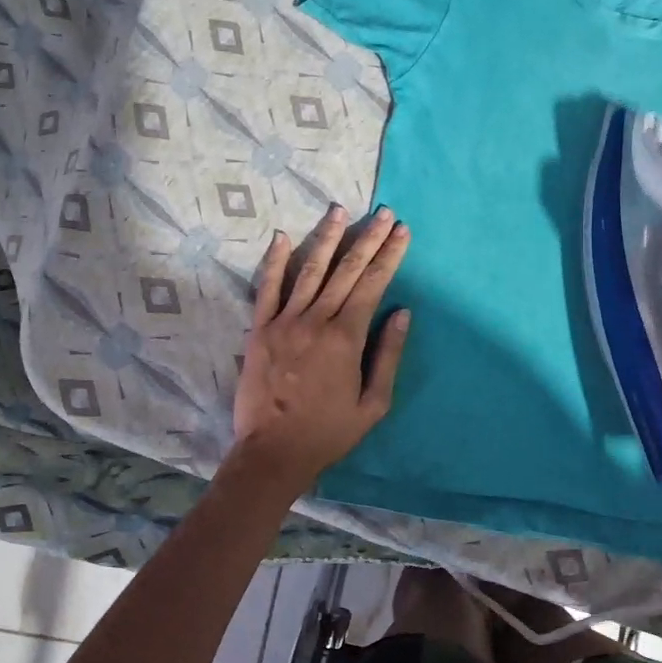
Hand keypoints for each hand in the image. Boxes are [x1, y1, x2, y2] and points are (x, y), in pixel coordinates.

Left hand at [230, 205, 411, 489]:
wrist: (272, 453)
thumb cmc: (329, 432)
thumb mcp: (373, 403)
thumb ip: (388, 354)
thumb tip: (402, 312)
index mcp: (347, 336)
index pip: (373, 283)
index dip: (390, 255)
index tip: (402, 231)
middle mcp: (316, 319)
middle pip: (346, 269)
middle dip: (368, 238)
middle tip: (384, 213)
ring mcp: (284, 321)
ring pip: (310, 270)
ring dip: (327, 237)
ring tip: (340, 209)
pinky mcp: (259, 329)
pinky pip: (267, 288)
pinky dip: (275, 261)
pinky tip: (282, 237)